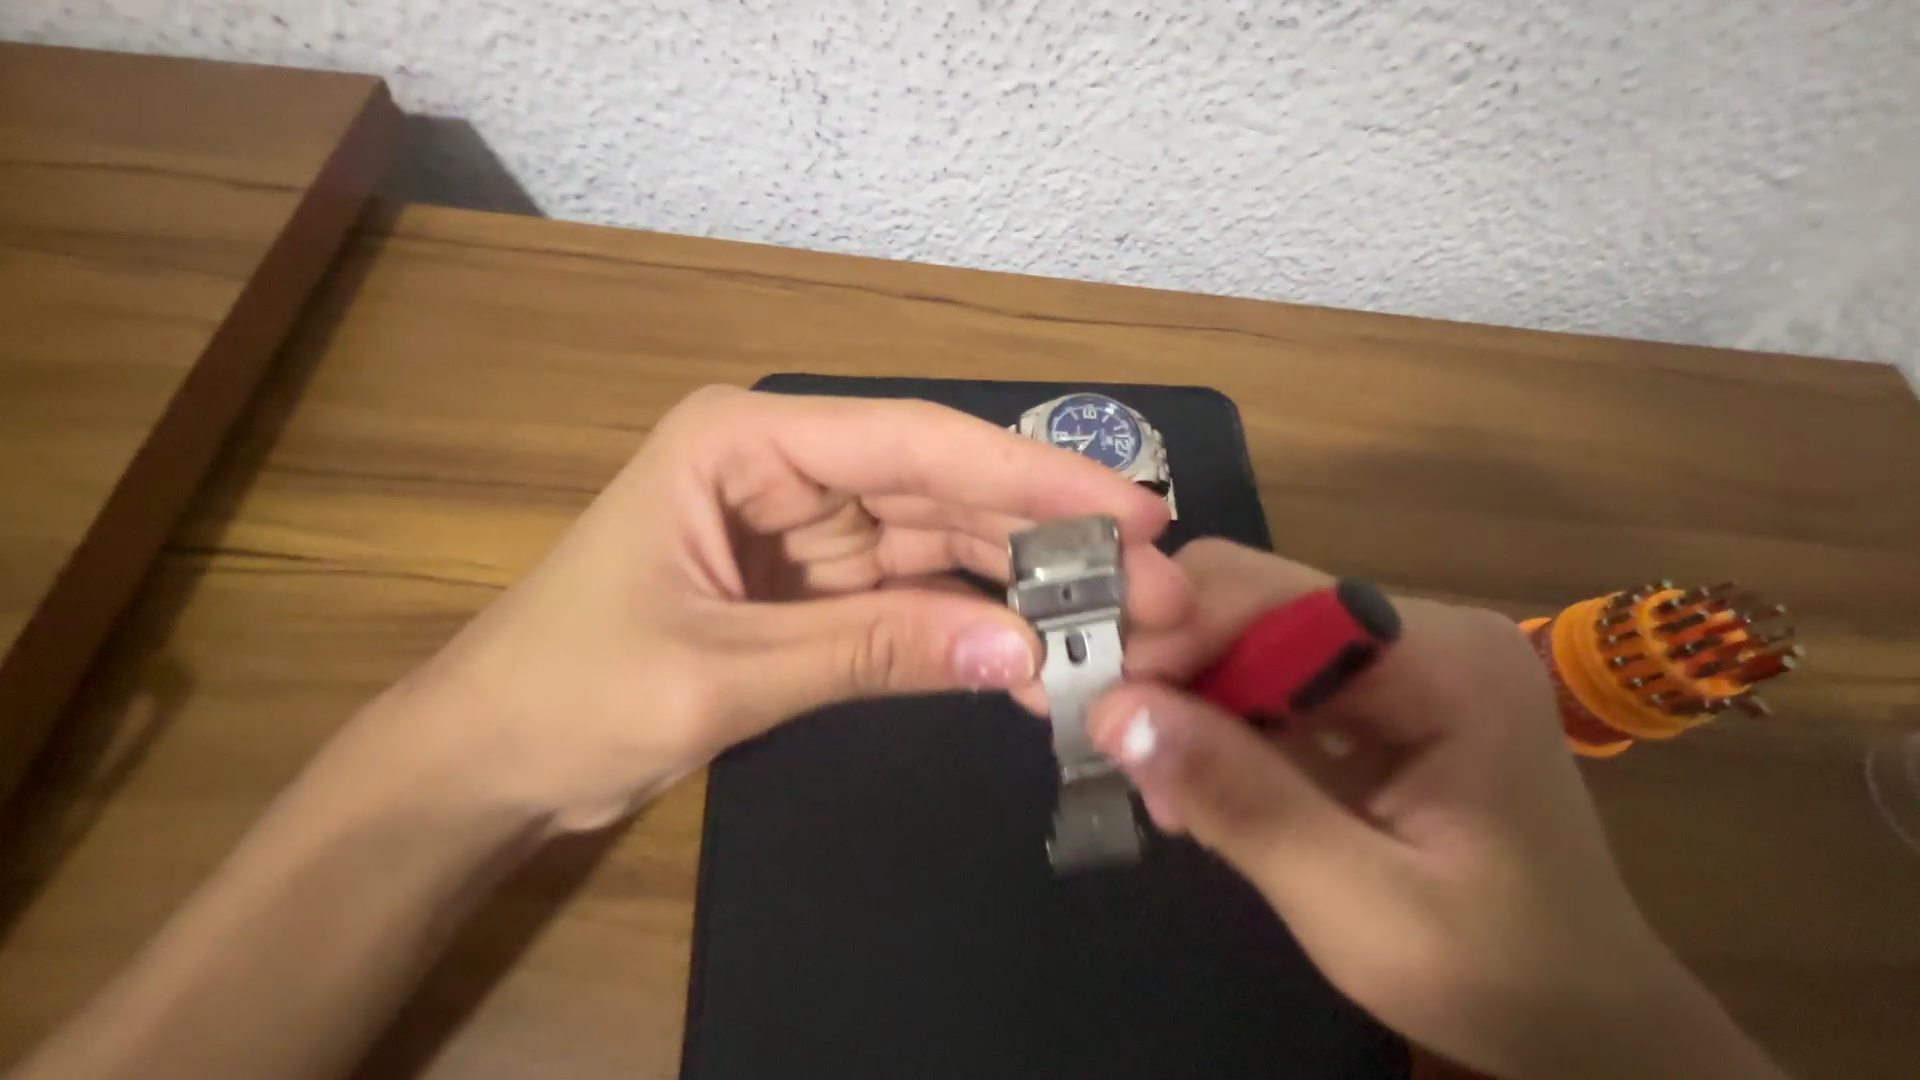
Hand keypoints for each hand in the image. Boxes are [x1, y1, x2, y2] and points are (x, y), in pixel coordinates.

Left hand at [369, 386, 1189, 830]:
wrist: (492, 759)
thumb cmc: (570, 692)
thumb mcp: (726, 671)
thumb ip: (875, 652)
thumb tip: (1021, 657)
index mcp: (749, 439)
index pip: (916, 445)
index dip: (1030, 479)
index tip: (1131, 513)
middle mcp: (791, 465)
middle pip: (944, 492)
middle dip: (1048, 540)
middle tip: (1153, 586)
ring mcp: (810, 527)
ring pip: (942, 544)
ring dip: (1024, 585)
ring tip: (1119, 623)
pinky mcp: (819, 586)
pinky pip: (915, 596)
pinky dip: (973, 625)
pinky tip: (1037, 651)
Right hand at [1092, 540, 1786, 1079]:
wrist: (1585, 1020)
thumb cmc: (1497, 974)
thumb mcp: (1360, 907)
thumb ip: (1239, 803)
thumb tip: (1113, 712)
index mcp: (1444, 659)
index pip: (1270, 595)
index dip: (1172, 632)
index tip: (1100, 702)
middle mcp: (1415, 632)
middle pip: (1246, 598)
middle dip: (1166, 662)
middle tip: (1112, 740)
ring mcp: (1391, 659)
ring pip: (1238, 635)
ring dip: (1179, 698)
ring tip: (1152, 781)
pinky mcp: (1366, 694)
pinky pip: (1258, 678)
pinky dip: (1210, 723)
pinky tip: (1191, 784)